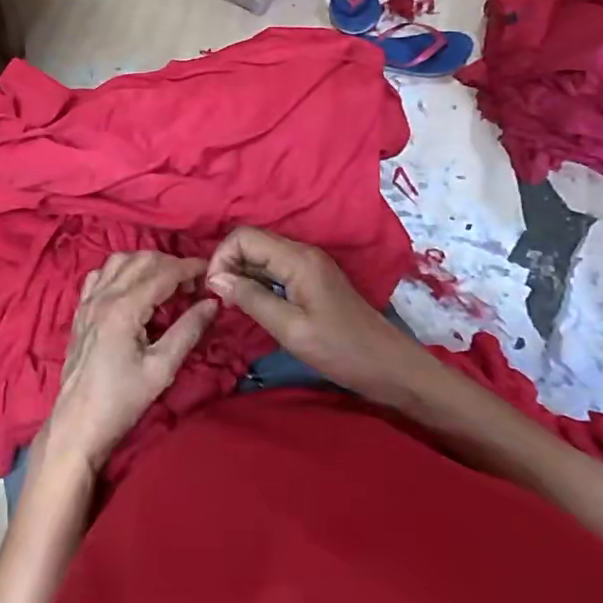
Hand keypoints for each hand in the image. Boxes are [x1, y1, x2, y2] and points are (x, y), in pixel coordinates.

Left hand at [42, 251, 218, 472]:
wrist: (77, 426)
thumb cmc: (122, 401)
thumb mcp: (162, 369)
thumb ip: (188, 330)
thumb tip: (212, 303)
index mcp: (124, 308)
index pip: (164, 272)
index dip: (190, 268)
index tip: (209, 272)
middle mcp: (104, 296)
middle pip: (142, 260)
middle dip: (171, 264)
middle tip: (191, 285)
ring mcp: (88, 302)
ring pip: (119, 261)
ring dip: (145, 263)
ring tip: (165, 282)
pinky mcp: (80, 311)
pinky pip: (99, 275)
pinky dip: (120, 271)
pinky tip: (132, 287)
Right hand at [204, 227, 426, 402]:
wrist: (388, 365)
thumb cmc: (341, 350)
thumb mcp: (291, 329)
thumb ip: (252, 299)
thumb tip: (215, 279)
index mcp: (298, 259)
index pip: (244, 236)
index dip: (222, 258)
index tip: (214, 291)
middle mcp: (303, 252)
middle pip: (252, 240)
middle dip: (228, 263)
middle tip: (219, 299)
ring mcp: (310, 264)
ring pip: (263, 254)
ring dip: (241, 272)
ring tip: (231, 303)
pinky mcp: (313, 278)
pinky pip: (276, 267)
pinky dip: (257, 279)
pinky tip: (251, 303)